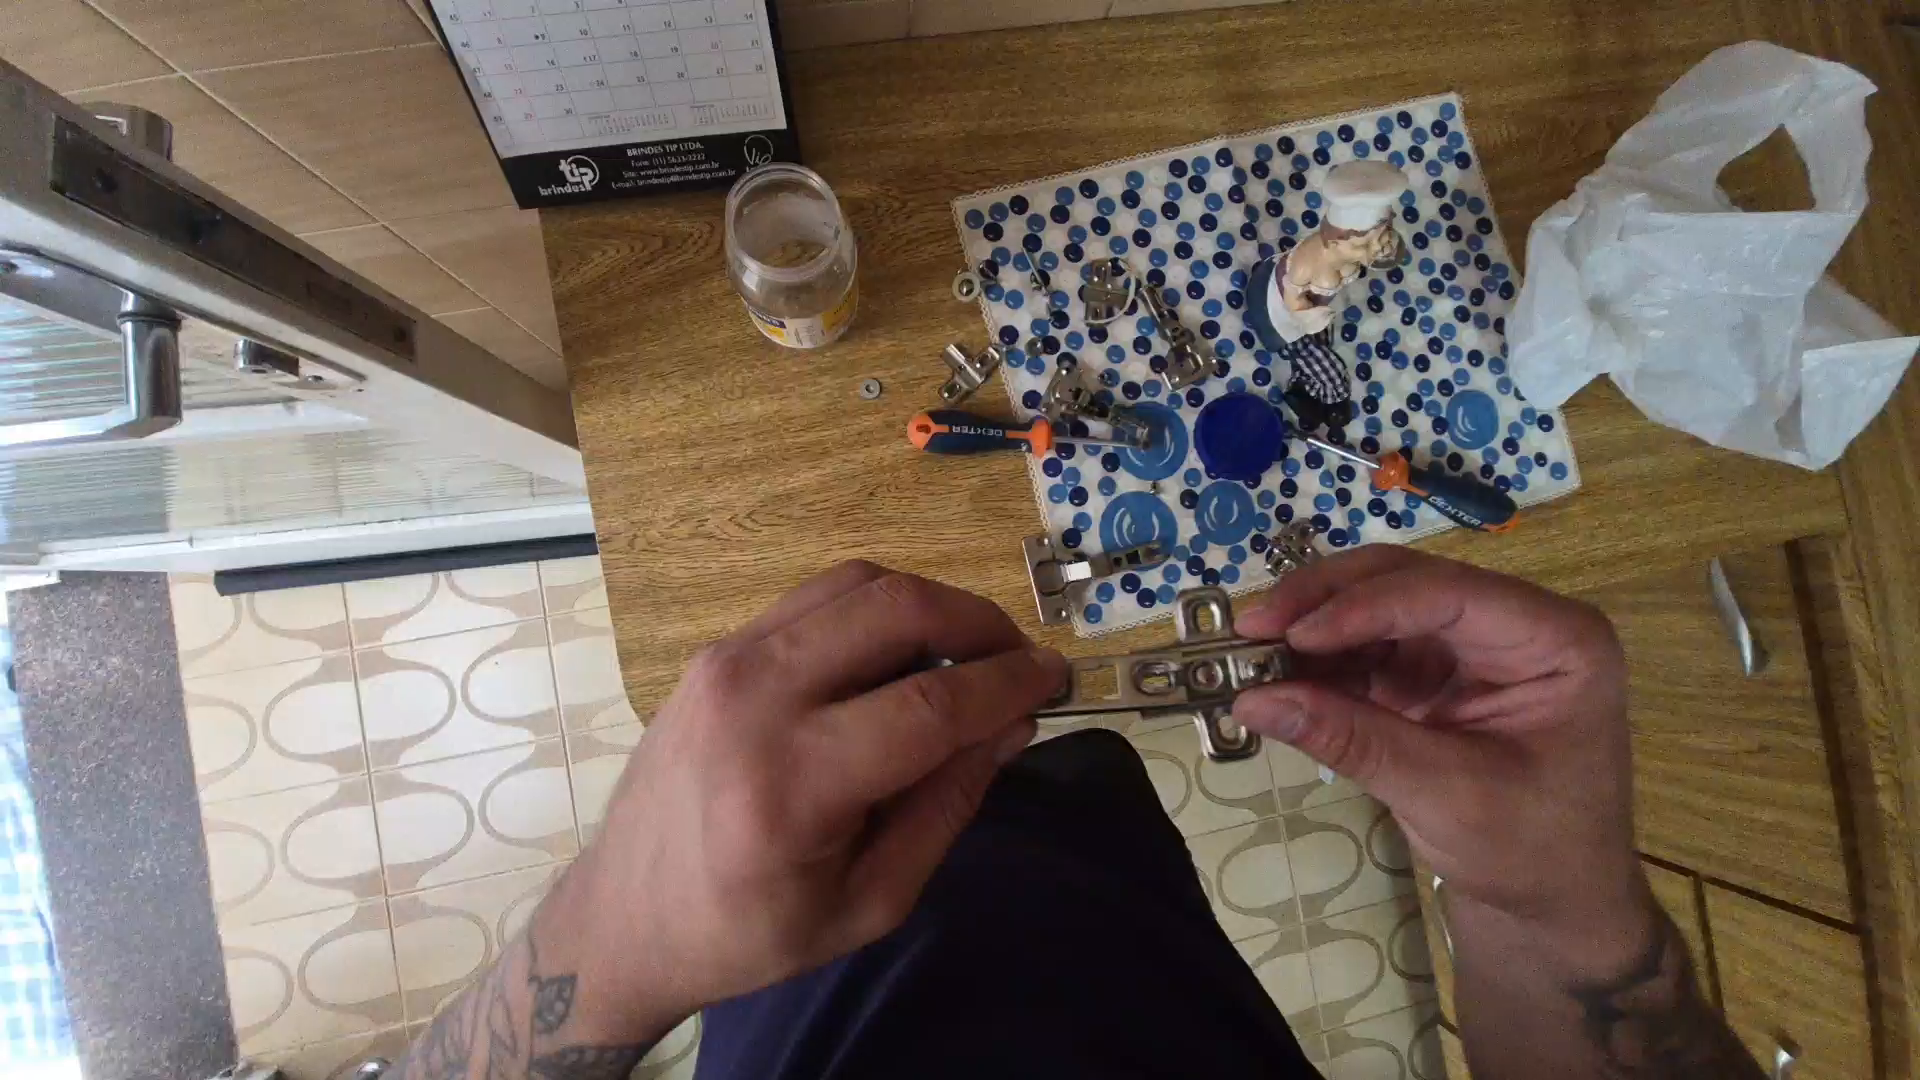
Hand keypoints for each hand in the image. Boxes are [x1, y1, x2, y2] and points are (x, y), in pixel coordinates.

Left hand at [545, 562, 1065, 1041]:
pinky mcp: (721, 647)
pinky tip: (903, 648)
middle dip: (978, 620)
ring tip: (967, 649)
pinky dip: (881, 607)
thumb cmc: (750, 930)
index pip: (929, 705)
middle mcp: (754, 699)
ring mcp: (729, 659)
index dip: (1007, 682)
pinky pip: (822, 597)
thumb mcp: (871, 899)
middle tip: (1016, 655)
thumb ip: (949, 803)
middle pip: (895, 610)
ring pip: (860, 584)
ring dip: (932, 605)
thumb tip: (1012, 721)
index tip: (1054, 676)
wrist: (622, 915)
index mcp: (790, 786)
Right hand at [1231, 547, 1646, 968]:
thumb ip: (1350, 740)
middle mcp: (1502, 623)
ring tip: (1248, 652)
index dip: (1361, 606)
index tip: (1291, 636)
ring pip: (1365, 601)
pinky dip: (1310, 657)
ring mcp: (1456, 642)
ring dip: (1305, 624)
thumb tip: (1250, 701)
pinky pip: (1353, 643)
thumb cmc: (1530, 848)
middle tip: (1252, 626)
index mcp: (1549, 640)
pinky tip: (1273, 673)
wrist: (1546, 897)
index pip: (1445, 594)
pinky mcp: (1418, 666)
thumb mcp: (1444, 795)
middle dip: (1320, 599)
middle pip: (1397, 579)